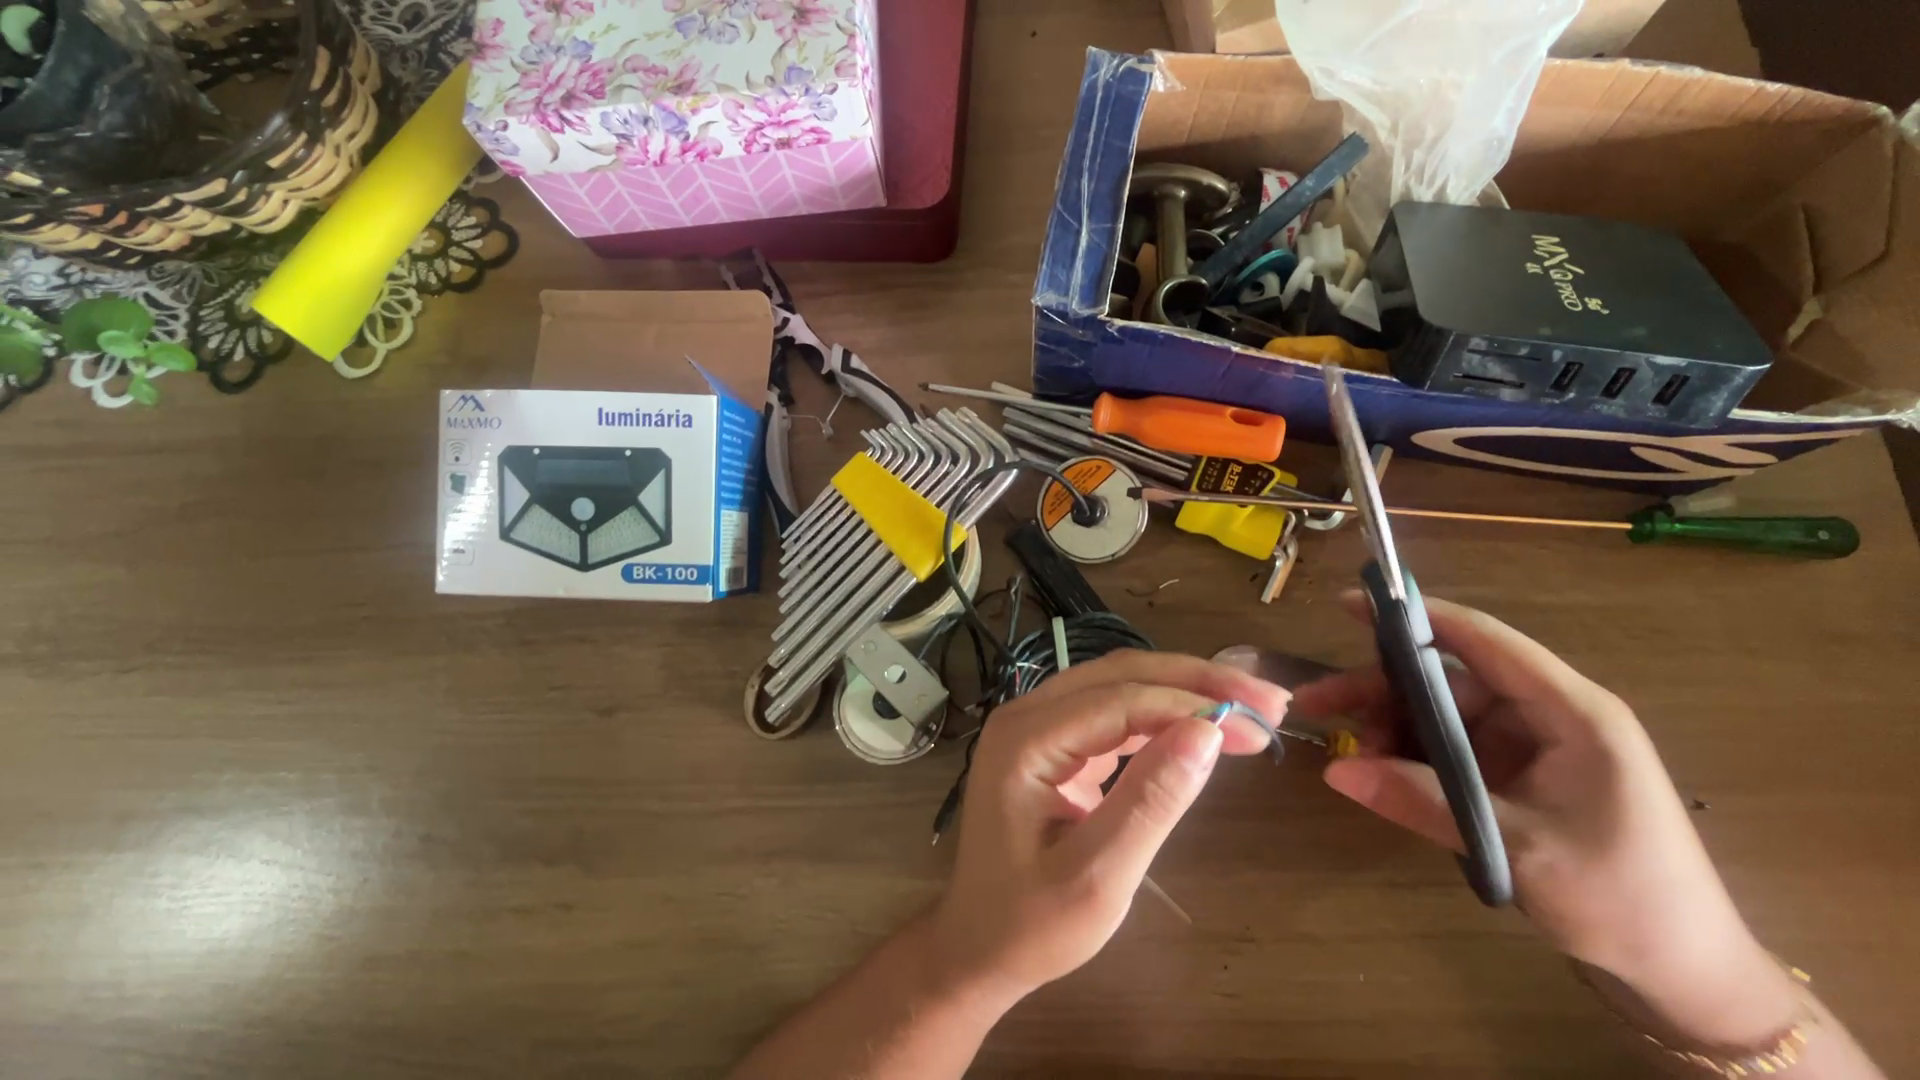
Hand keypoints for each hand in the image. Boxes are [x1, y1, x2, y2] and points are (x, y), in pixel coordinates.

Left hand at [929, 651, 1287, 1003]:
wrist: (978, 947)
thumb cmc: (1030, 924)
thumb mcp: (1097, 876)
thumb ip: (1150, 801)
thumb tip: (1207, 731)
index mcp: (1025, 741)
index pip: (1121, 699)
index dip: (1192, 704)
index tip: (1258, 725)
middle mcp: (1027, 718)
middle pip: (1121, 674)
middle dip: (1198, 681)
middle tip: (1269, 700)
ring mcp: (1038, 728)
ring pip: (1121, 686)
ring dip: (1185, 692)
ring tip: (1251, 710)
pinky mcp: (1055, 746)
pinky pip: (1114, 714)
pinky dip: (1163, 718)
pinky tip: (1204, 729)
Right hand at [1293, 593, 1798, 1044]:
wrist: (1686, 970)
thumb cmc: (1623, 899)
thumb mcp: (1518, 848)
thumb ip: (1424, 802)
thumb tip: (1336, 772)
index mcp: (1572, 714)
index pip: (1484, 642)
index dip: (1417, 617)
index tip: (1349, 604)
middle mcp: (1547, 717)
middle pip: (1448, 681)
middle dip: (1383, 690)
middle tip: (1317, 706)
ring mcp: (1531, 748)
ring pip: (1442, 717)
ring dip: (1392, 729)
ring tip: (1352, 758)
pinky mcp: (1517, 778)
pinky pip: (1450, 752)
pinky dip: (1411, 758)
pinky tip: (1378, 775)